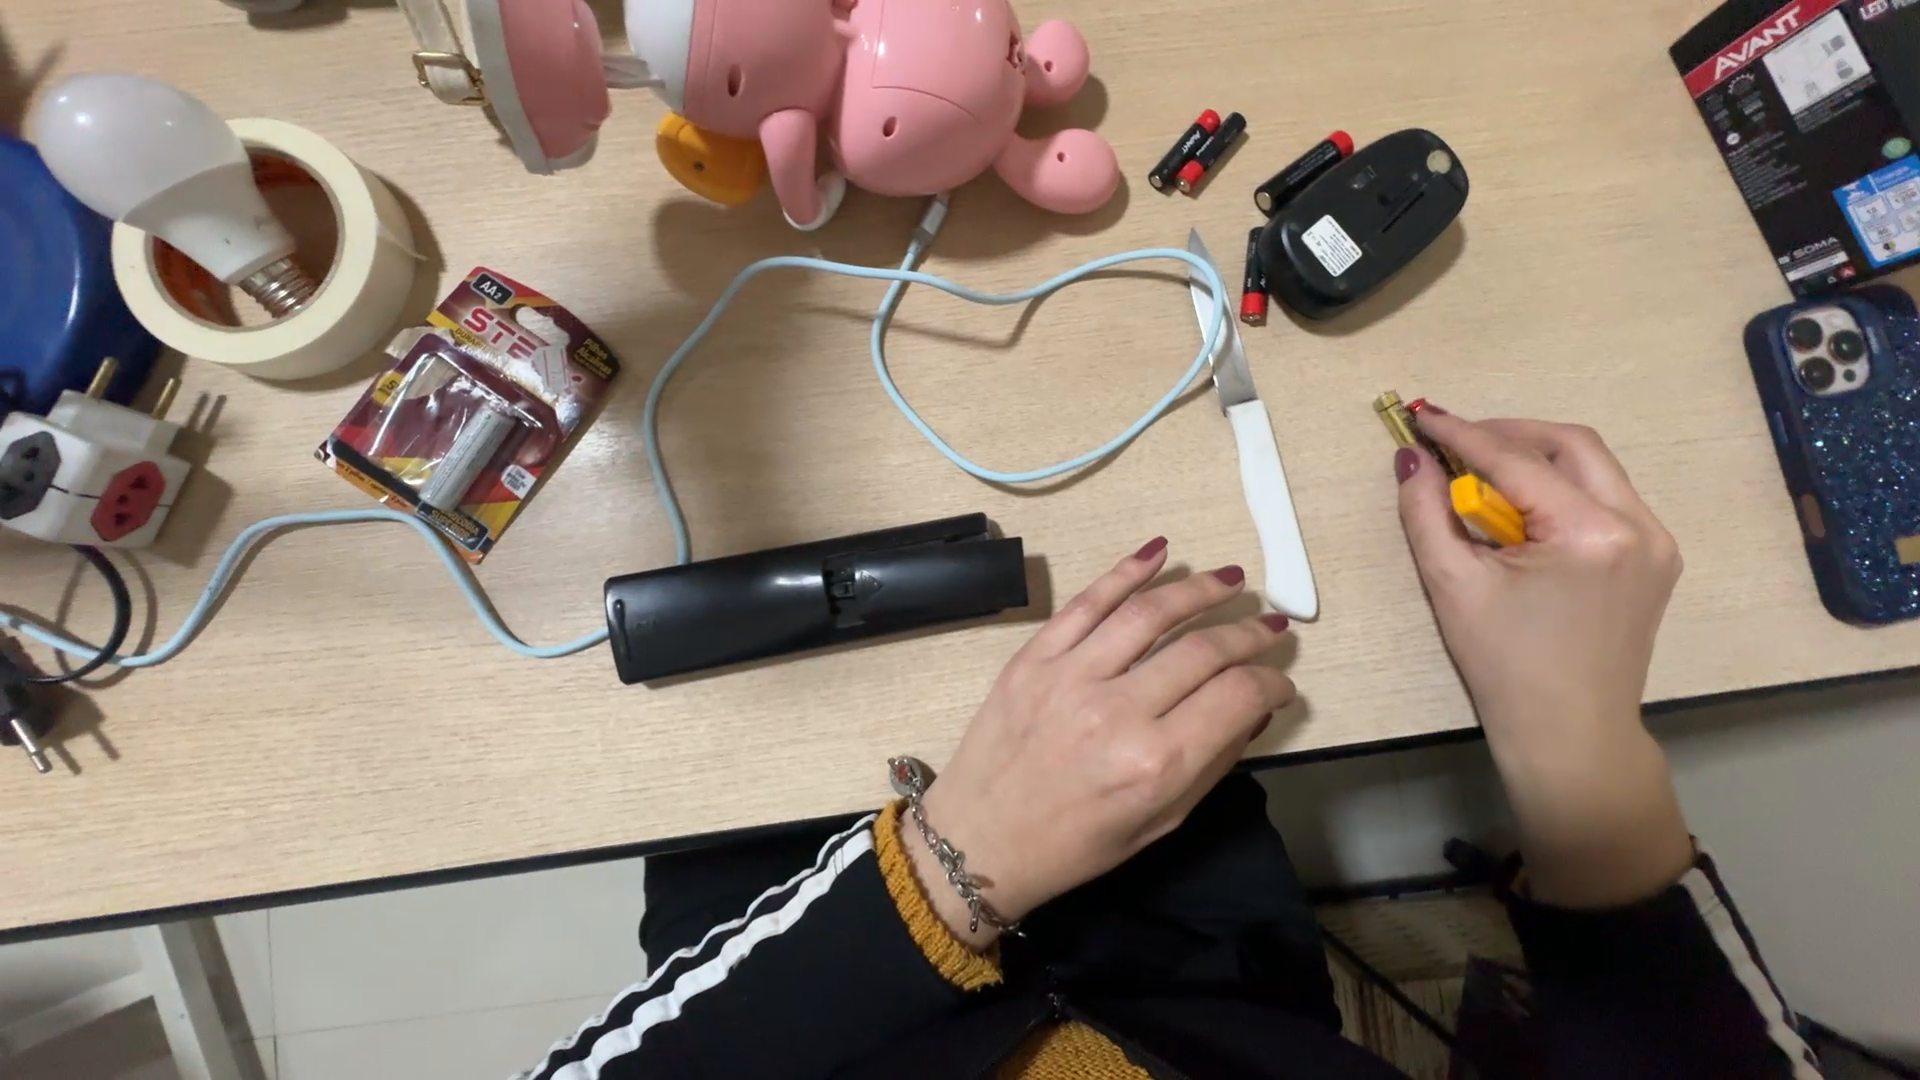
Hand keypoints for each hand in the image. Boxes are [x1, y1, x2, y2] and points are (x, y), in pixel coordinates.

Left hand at [907, 541, 1294, 947]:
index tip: (1279, 680)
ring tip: (1229, 579)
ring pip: (1147, 612)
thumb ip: (1212, 762)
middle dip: (1246, 632)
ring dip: (1197, 589)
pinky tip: (1158, 553)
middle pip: (1201, 650)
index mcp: (1155, 764)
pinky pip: (1086, 602)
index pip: (1237, 697)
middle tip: (1268, 625)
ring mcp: (1069, 675)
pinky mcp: (1033, 656)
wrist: (980, 837)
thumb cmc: (1074, 844)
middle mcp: (1116, 711)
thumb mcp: (1158, 823)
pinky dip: (1125, 571)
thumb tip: (1252, 706)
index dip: (1271, 682)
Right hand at [1396, 410, 1693, 906]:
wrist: (1567, 729)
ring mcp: (1657, 540)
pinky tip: (1515, 507)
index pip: (1517, 461)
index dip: (1462, 433)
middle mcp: (1640, 524)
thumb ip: (1425, 512)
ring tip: (1476, 470)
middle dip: (1507, 433)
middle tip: (1452, 439)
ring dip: (1532, 457)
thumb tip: (1409, 459)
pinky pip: (1602, 497)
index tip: (1420, 415)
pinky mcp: (1653, 556)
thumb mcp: (1450, 584)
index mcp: (1590, 533)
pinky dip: (1554, 486)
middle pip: (1572, 445)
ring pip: (1592, 467)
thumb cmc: (1501, 662)